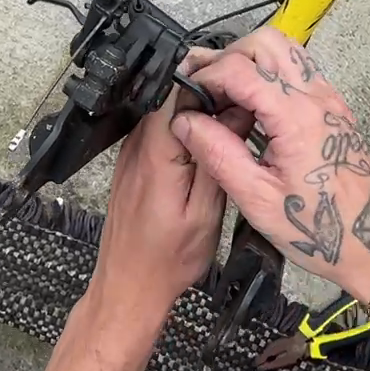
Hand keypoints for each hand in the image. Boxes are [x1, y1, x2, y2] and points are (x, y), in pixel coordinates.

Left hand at [89, 90, 229, 322]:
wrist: (128, 287)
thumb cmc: (167, 260)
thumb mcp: (206, 214)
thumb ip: (218, 159)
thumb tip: (236, 113)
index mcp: (155, 152)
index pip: (179, 91)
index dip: (212, 83)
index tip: (239, 88)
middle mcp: (136, 144)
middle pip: (173, 97)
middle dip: (208, 96)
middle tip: (241, 108)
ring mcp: (130, 151)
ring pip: (167, 112)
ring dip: (197, 114)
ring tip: (228, 126)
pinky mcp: (132, 161)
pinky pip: (159, 131)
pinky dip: (183, 132)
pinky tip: (204, 149)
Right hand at [169, 28, 369, 303]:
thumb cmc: (322, 230)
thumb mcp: (258, 200)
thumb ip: (218, 154)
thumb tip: (186, 122)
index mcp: (297, 118)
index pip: (239, 69)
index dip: (205, 76)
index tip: (187, 94)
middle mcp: (317, 97)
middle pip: (265, 41)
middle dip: (228, 56)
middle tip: (206, 87)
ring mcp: (329, 98)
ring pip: (285, 47)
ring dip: (250, 59)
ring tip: (227, 94)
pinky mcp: (333, 106)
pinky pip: (298, 68)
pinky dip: (269, 72)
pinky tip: (253, 107)